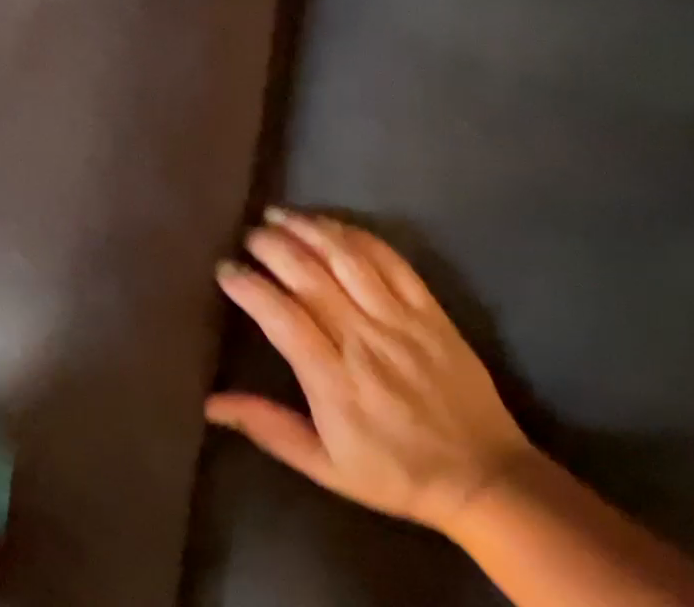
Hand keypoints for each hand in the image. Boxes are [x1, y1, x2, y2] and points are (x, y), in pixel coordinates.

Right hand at [209, 209, 532, 533]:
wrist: (485, 479)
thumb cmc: (394, 473)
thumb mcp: (324, 465)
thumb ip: (267, 427)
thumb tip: (208, 404)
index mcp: (333, 379)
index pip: (280, 316)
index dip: (248, 286)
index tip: (224, 269)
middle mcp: (363, 340)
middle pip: (309, 276)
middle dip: (272, 246)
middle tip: (246, 234)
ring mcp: (401, 321)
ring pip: (347, 259)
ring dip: (309, 230)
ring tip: (279, 215)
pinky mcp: (430, 311)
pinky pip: (392, 261)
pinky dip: (357, 236)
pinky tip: (332, 226)